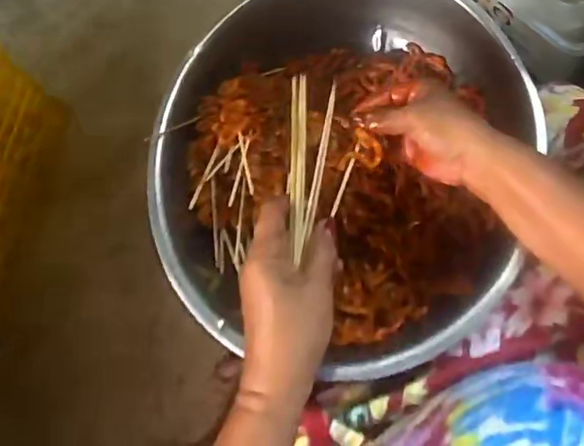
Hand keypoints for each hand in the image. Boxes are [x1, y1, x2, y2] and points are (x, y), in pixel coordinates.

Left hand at [235, 198, 335, 413]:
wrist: (275, 382)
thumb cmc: (298, 329)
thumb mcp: (318, 287)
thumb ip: (321, 251)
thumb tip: (324, 222)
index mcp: (263, 252)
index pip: (271, 209)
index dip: (292, 200)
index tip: (315, 201)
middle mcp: (253, 260)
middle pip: (275, 229)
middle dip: (303, 229)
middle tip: (330, 239)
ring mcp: (253, 279)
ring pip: (280, 250)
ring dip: (303, 250)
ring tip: (331, 263)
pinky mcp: (259, 296)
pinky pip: (277, 268)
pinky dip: (297, 267)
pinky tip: (318, 283)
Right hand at [360, 82, 496, 185]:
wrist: (471, 157)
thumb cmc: (443, 126)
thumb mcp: (410, 116)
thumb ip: (383, 117)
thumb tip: (358, 119)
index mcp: (419, 88)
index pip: (389, 92)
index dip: (371, 101)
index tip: (353, 111)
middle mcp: (418, 105)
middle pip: (389, 109)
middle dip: (372, 117)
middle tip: (349, 124)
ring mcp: (418, 128)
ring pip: (391, 128)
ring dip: (376, 133)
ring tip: (354, 137)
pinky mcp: (418, 149)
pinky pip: (396, 146)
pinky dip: (384, 148)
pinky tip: (368, 150)